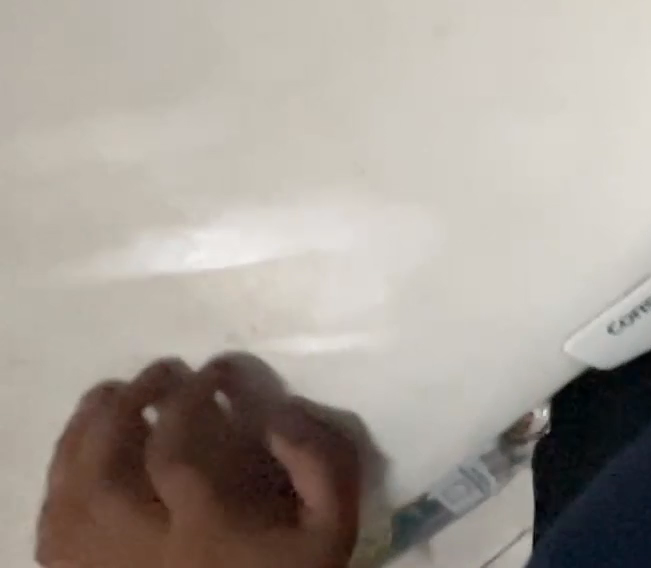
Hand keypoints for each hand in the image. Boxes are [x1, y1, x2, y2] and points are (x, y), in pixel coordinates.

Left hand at [37, 354, 361, 567]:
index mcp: (206, 529)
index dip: (190, 400)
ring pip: (67, 498)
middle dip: (128, 409)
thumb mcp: (335, 516)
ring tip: (109, 393)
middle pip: (105, 472)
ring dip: (80, 438)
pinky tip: (78, 454)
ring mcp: (103, 567)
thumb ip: (321, 461)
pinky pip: (50, 530)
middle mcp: (140, 548)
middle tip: (160, 369)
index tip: (216, 367)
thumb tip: (282, 412)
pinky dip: (58, 482)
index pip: (178, 452)